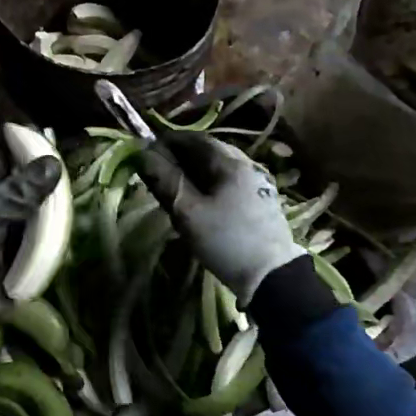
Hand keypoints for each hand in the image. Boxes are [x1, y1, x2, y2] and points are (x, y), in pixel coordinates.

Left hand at [0, 146, 63, 333]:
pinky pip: (46, 240)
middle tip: (80, 159)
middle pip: (26, 182)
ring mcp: (11, 233)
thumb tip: (54, 162)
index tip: (52, 131)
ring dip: (58, 203)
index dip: (22, 141)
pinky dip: (59, 232)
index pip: (1, 155)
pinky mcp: (24, 259)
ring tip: (86, 185)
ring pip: (39, 209)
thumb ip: (15, 192)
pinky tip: (78, 220)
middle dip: (48, 173)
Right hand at [138, 133, 304, 304]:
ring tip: (177, 186)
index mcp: (230, 162)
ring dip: (196, 170)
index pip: (194, 139)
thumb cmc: (226, 240)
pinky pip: (230, 181)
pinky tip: (201, 199)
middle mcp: (247, 164)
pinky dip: (210, 182)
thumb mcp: (188, 212)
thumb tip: (142, 154)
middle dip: (181, 156)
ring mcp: (257, 182)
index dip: (168, 141)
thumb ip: (165, 180)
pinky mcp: (262, 199)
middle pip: (209, 150)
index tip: (147, 151)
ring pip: (219, 166)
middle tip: (158, 170)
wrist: (273, 277)